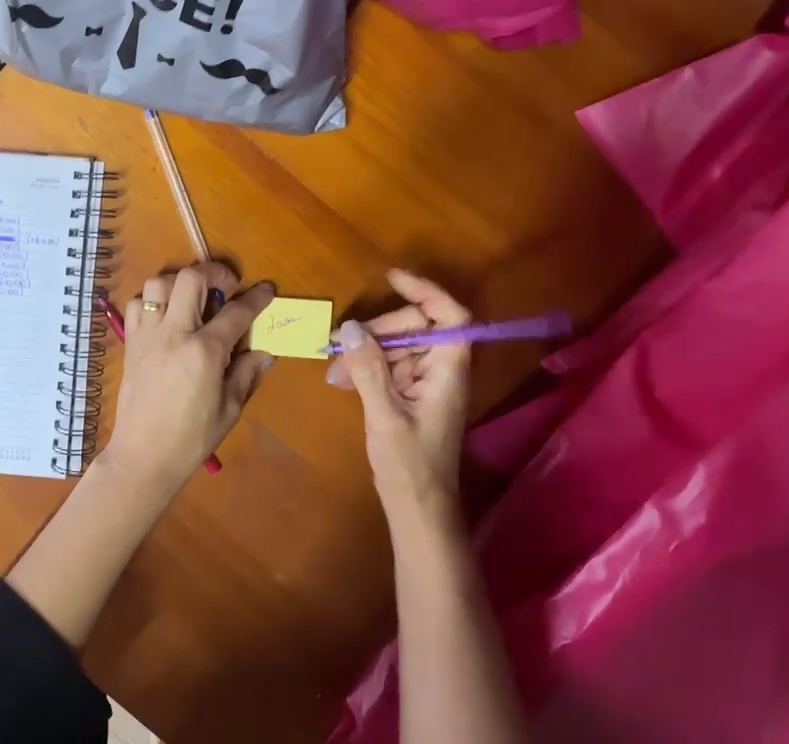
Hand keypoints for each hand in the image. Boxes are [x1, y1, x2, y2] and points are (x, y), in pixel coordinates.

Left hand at [99, 263, 275, 492]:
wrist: (143, 456)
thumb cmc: (191, 438)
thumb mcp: (230, 409)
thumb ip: (246, 373)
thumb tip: (264, 351)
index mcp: (204, 352)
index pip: (236, 312)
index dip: (256, 298)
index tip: (266, 289)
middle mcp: (174, 334)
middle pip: (191, 279)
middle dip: (214, 272)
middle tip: (226, 285)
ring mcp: (148, 336)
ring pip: (158, 283)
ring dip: (179, 282)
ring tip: (194, 297)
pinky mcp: (130, 343)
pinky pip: (137, 304)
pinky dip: (153, 300)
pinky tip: (166, 316)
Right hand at [329, 269, 471, 517]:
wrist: (419, 511)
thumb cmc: (410, 466)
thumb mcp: (384, 415)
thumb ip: (368, 369)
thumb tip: (350, 328)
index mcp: (449, 372)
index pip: (451, 317)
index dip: (426, 292)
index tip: (392, 278)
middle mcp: (443, 371)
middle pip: (418, 327)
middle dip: (381, 328)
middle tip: (344, 344)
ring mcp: (429, 384)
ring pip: (400, 345)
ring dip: (368, 350)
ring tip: (336, 371)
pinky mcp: (414, 396)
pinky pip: (392, 366)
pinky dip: (368, 367)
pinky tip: (344, 380)